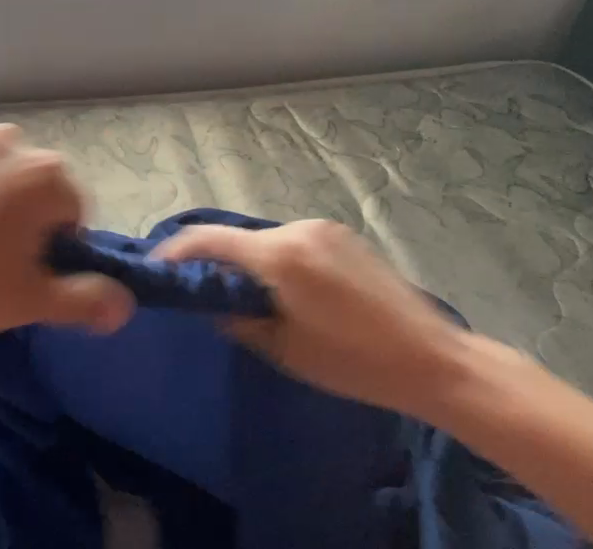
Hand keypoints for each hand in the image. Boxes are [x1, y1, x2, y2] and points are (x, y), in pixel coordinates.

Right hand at [153, 220, 471, 417]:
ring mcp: (325, 230)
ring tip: (244, 295)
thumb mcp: (283, 348)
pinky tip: (284, 290)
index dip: (176, 250)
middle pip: (238, 238)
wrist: (436, 361)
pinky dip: (276, 260)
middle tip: (200, 290)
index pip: (209, 239)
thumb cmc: (355, 362)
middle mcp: (299, 229)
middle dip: (214, 260)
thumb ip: (236, 317)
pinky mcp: (344, 237)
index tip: (156, 267)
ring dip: (248, 261)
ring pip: (265, 240)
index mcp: (281, 255)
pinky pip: (293, 243)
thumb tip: (208, 301)